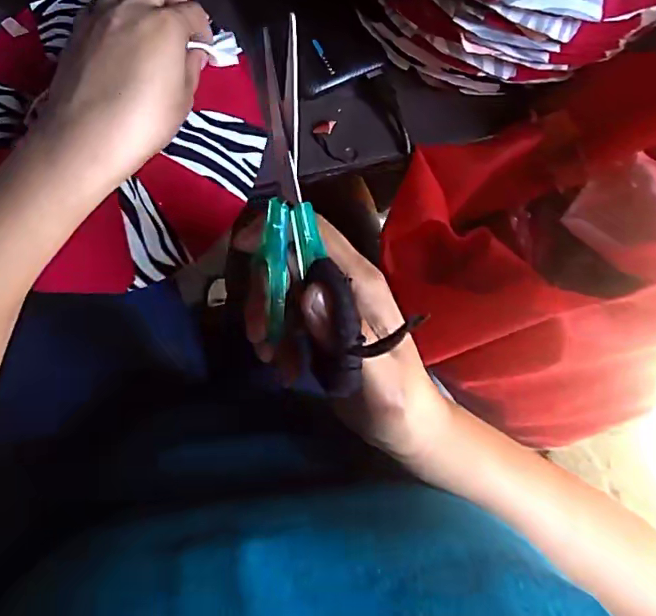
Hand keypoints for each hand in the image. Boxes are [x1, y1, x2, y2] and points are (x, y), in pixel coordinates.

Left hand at [29, 0, 210, 191]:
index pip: (193, 11)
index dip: (203, 28)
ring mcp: (99, 19)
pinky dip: (112, 11)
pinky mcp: (75, 33)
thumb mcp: (182, 101)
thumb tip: (192, 54)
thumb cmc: (141, 123)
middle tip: (178, 20)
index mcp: (165, 24)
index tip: (202, 45)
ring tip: (145, 20)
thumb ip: (191, 69)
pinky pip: (97, 6)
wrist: (81, 140)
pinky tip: (116, 34)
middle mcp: (131, 11)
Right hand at [240, 212, 451, 464]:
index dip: (277, 227)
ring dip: (267, 316)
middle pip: (290, 255)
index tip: (243, 247)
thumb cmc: (398, 403)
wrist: (411, 428)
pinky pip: (287, 312)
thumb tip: (308, 292)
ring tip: (269, 356)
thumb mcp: (378, 378)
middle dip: (265, 289)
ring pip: (284, 284)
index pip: (316, 230)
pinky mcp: (323, 320)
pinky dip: (276, 335)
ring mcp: (333, 299)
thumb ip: (345, 334)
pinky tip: (282, 366)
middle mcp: (346, 280)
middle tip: (258, 332)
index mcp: (361, 281)